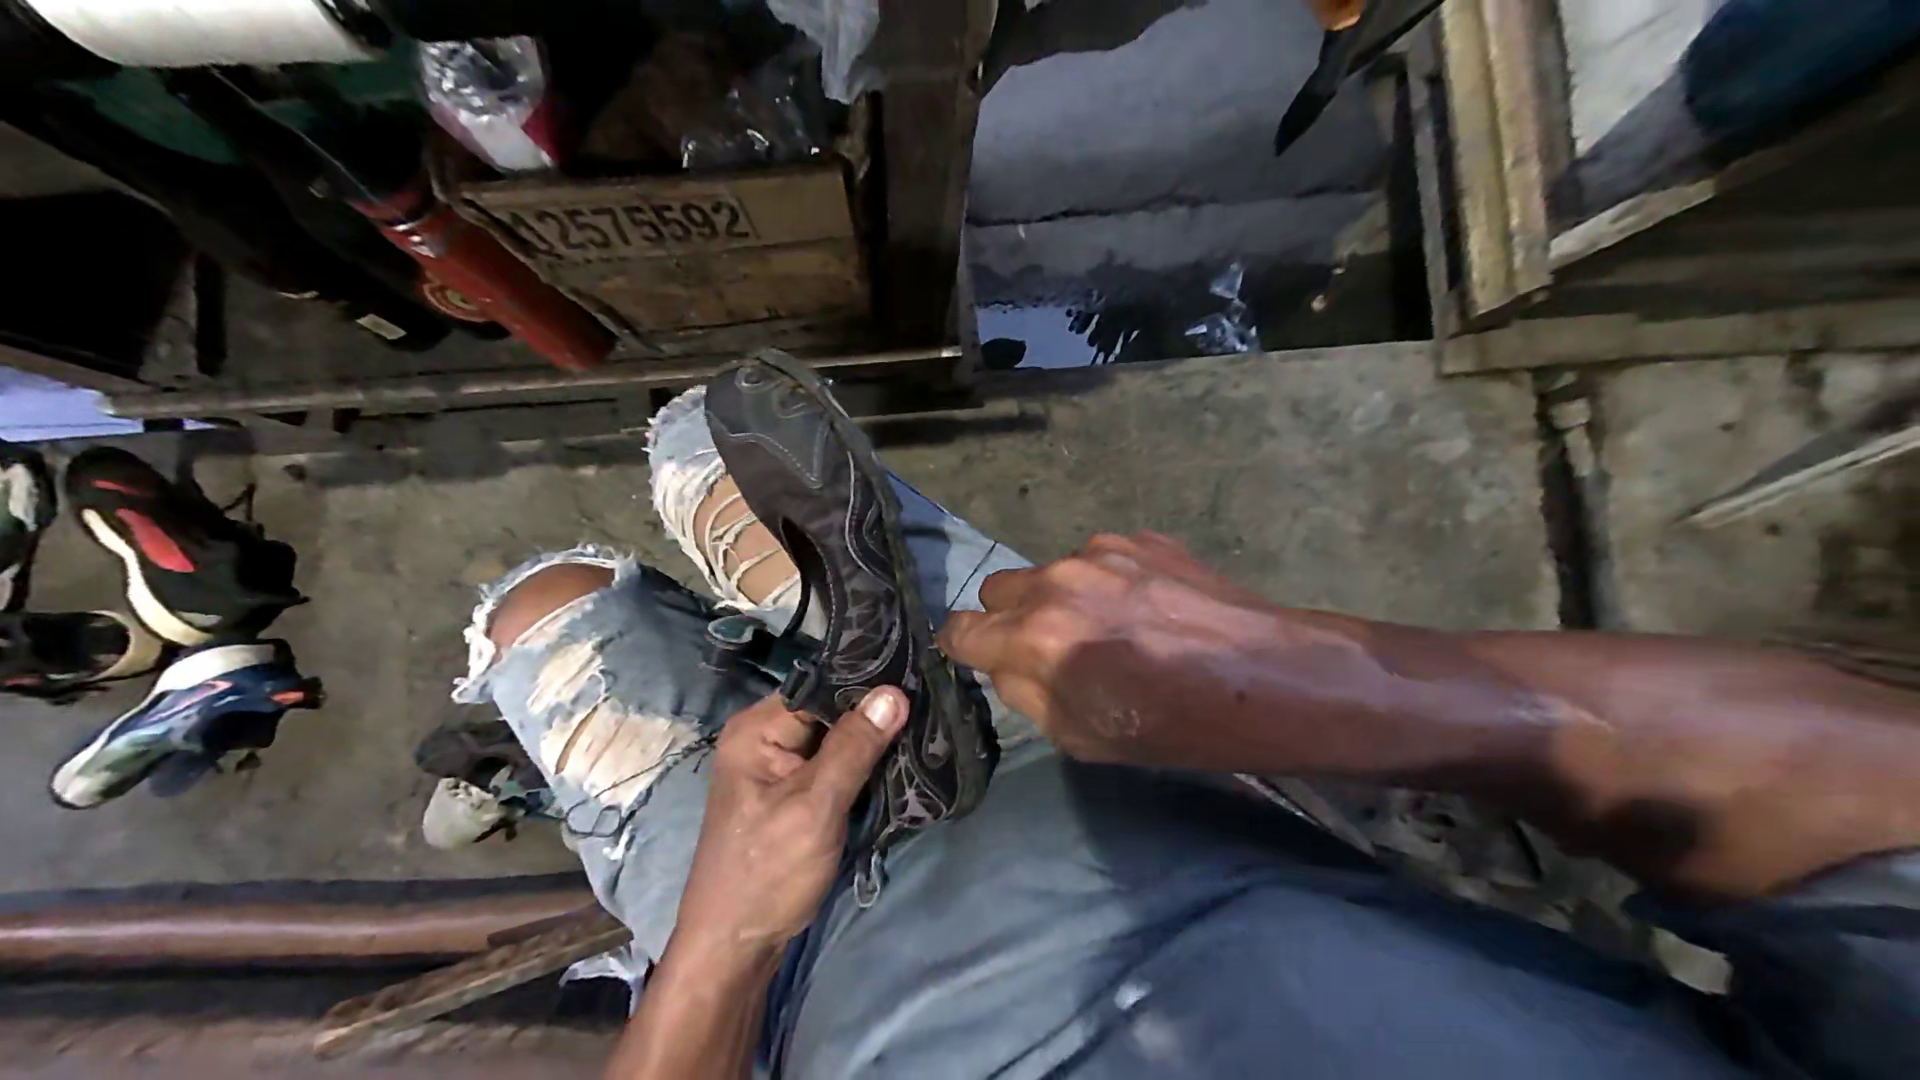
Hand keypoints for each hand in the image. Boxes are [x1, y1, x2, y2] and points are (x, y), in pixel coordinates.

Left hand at [672, 687, 908, 953]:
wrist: (736, 949)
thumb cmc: (768, 873)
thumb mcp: (815, 806)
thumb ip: (854, 747)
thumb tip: (894, 692)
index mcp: (756, 729)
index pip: (821, 686)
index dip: (866, 684)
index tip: (915, 680)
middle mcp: (764, 737)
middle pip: (829, 709)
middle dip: (873, 712)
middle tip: (927, 705)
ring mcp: (778, 765)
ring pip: (835, 736)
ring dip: (871, 738)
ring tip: (921, 725)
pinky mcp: (793, 790)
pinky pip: (833, 761)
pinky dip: (861, 762)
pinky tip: (897, 757)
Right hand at [939, 532, 1313, 768]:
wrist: (1274, 678)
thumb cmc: (1177, 726)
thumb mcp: (1082, 738)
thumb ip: (1024, 693)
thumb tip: (1001, 663)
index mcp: (1039, 637)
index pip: (960, 629)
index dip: (963, 647)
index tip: (980, 657)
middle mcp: (1057, 581)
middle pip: (996, 589)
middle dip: (1009, 619)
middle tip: (1050, 646)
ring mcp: (1100, 551)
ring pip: (1046, 571)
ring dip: (1058, 597)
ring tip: (1109, 626)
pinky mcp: (1138, 536)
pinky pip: (1094, 557)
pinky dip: (1101, 580)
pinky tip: (1143, 606)